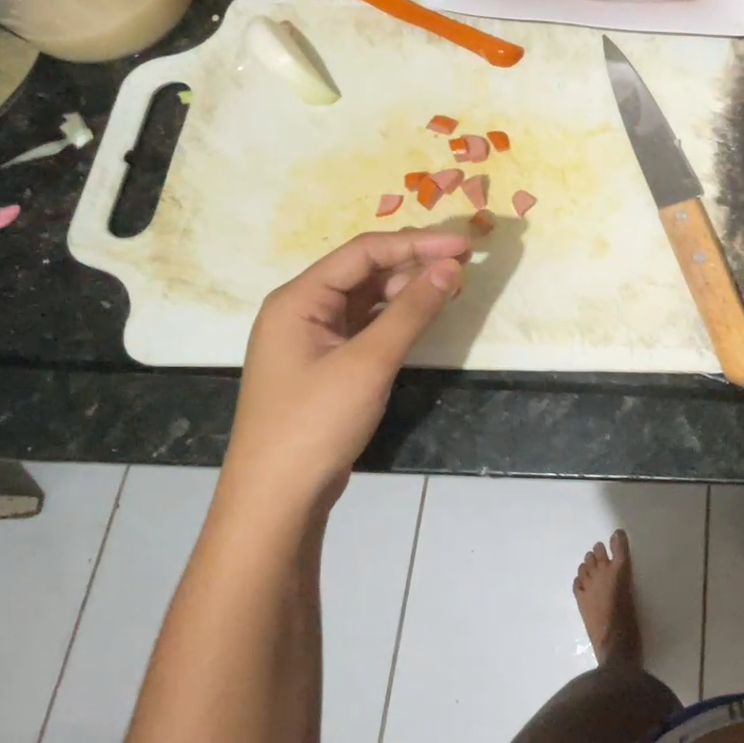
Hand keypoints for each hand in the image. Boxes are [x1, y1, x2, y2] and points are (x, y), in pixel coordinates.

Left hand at [225, 229, 470, 509]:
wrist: (276, 499)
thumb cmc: (315, 424)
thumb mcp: (369, 363)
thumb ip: (412, 311)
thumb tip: (452, 267)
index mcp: (298, 299)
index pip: (364, 252)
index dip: (418, 243)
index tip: (465, 246)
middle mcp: (303, 309)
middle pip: (365, 269)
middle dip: (416, 262)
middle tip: (466, 262)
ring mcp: (314, 337)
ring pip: (370, 296)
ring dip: (411, 288)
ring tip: (455, 286)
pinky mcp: (328, 362)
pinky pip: (369, 323)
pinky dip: (400, 316)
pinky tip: (429, 314)